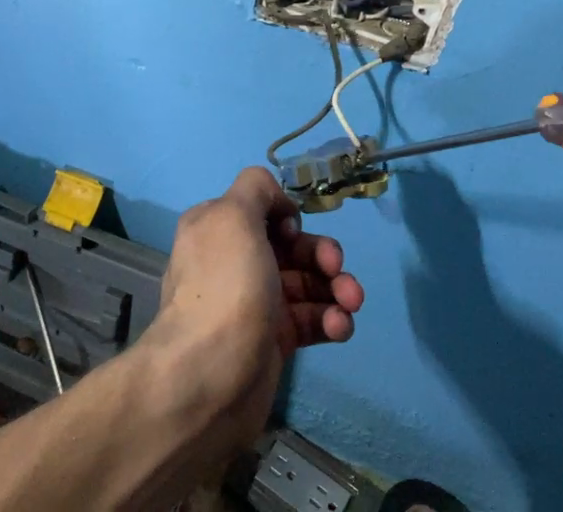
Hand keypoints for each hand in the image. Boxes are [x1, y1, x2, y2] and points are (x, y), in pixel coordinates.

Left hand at [144, 167, 364, 447]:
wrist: (212, 374)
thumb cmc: (226, 285)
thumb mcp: (233, 215)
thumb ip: (255, 188)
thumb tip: (274, 197)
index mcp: (217, 228)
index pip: (261, 209)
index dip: (286, 216)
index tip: (296, 229)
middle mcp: (233, 261)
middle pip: (291, 247)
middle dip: (323, 254)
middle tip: (338, 269)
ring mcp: (254, 303)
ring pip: (307, 284)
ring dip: (336, 289)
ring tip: (350, 304)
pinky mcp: (273, 341)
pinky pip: (311, 321)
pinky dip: (331, 320)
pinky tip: (340, 327)